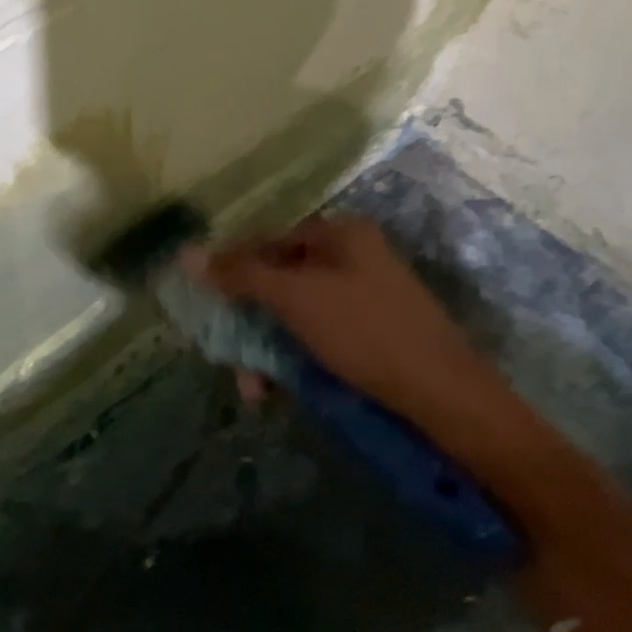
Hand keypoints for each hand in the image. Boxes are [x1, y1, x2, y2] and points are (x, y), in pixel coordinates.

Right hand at [177, 215, 486, 416]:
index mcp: (340, 233)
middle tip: (228, 360)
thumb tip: (184, 253)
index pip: (265, 239)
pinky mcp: (374, 334)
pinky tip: (281, 390)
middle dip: (248, 322)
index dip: (229, 269)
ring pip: (296, 313)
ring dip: (267, 349)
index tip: (203, 306)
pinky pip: (319, 336)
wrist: (447, 399)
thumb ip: (239, 274)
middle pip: (278, 279)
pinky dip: (295, 359)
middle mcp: (353, 256)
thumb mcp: (295, 298)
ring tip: (255, 390)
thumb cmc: (366, 333)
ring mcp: (366, 296)